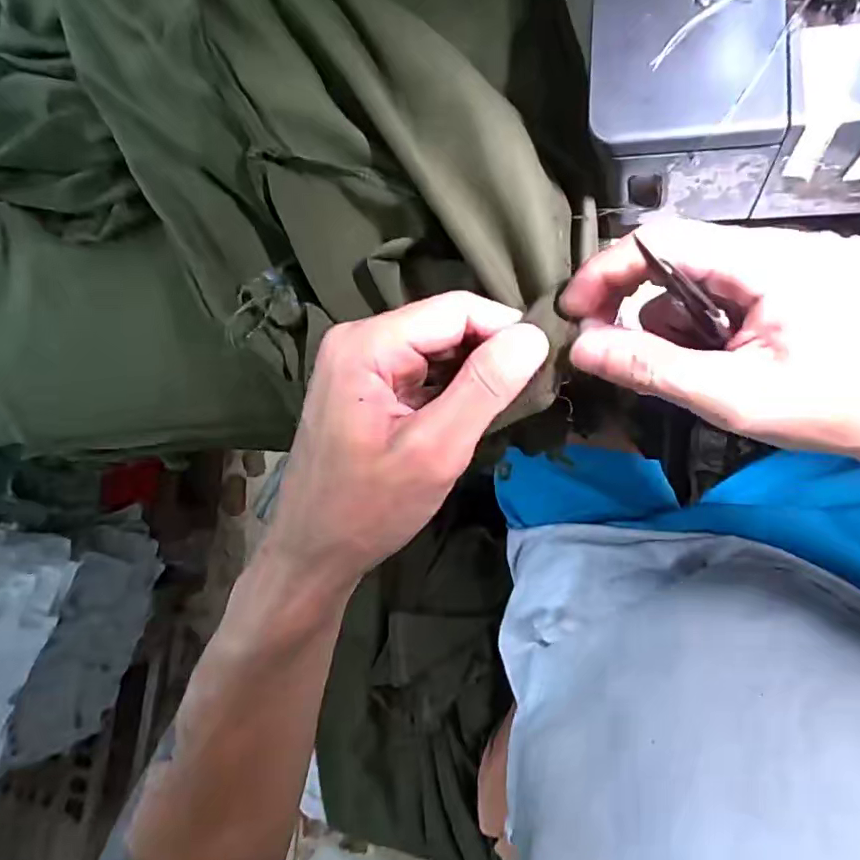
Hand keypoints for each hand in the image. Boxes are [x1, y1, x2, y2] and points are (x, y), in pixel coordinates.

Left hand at [264, 292, 551, 583]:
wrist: (313, 550)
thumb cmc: (368, 508)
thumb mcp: (435, 450)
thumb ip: (484, 388)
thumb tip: (533, 336)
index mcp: (366, 344)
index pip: (454, 308)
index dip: (505, 327)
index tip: (546, 358)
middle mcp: (359, 338)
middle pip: (445, 323)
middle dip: (491, 349)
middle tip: (534, 383)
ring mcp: (360, 359)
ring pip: (437, 344)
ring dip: (475, 368)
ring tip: (511, 397)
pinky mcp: (367, 382)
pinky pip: (422, 366)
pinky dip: (453, 383)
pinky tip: (476, 407)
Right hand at [562, 219, 859, 460]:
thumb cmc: (829, 410)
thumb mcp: (731, 397)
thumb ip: (650, 368)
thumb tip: (582, 349)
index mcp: (770, 262)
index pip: (664, 240)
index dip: (607, 270)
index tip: (575, 309)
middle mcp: (775, 246)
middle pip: (672, 252)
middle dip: (629, 296)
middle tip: (602, 337)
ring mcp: (781, 259)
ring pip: (689, 274)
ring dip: (666, 318)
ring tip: (687, 365)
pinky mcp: (782, 277)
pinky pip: (714, 288)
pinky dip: (694, 321)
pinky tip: (711, 356)